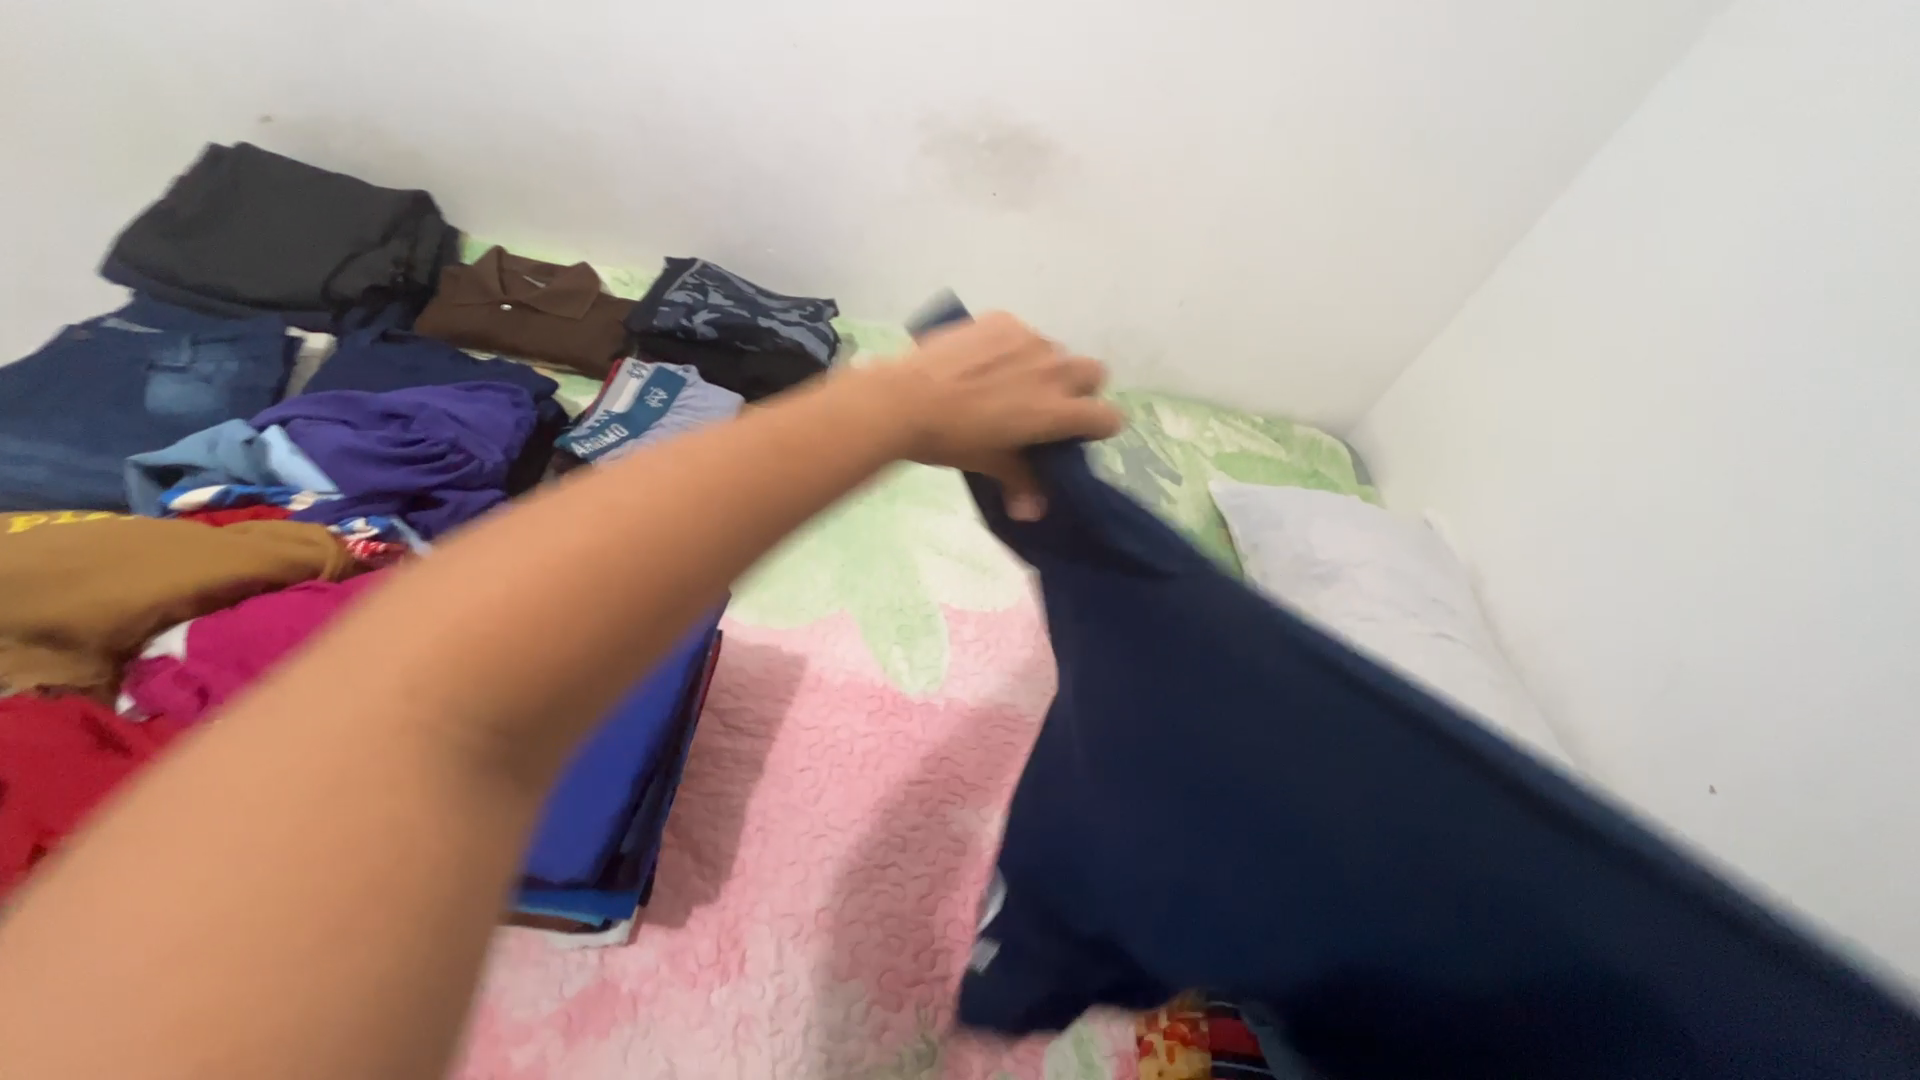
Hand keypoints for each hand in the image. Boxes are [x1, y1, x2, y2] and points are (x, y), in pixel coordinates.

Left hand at [870, 312, 1123, 519]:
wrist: (904, 400)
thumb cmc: (951, 440)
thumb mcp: (989, 464)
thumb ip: (1020, 484)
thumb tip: (1032, 513)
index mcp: (1058, 410)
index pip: (1109, 417)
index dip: (1096, 427)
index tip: (1076, 434)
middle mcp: (1054, 369)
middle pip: (1093, 373)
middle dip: (1078, 388)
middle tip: (1045, 405)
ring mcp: (1028, 339)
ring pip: (1053, 351)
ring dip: (1042, 366)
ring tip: (1005, 381)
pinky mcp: (1001, 320)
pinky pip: (1020, 333)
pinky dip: (1010, 347)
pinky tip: (980, 362)